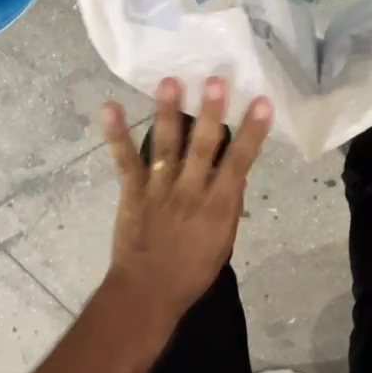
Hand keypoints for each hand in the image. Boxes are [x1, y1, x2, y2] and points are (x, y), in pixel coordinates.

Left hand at [100, 77, 273, 319]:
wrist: (147, 292)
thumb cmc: (191, 271)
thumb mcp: (223, 241)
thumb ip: (227, 204)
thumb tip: (233, 172)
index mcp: (217, 206)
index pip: (239, 163)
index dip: (252, 132)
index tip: (261, 103)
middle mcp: (190, 192)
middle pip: (202, 147)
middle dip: (210, 112)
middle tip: (216, 80)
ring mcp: (159, 189)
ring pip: (165, 145)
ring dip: (168, 112)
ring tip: (170, 82)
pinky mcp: (133, 192)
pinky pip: (124, 160)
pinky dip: (115, 135)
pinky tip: (110, 108)